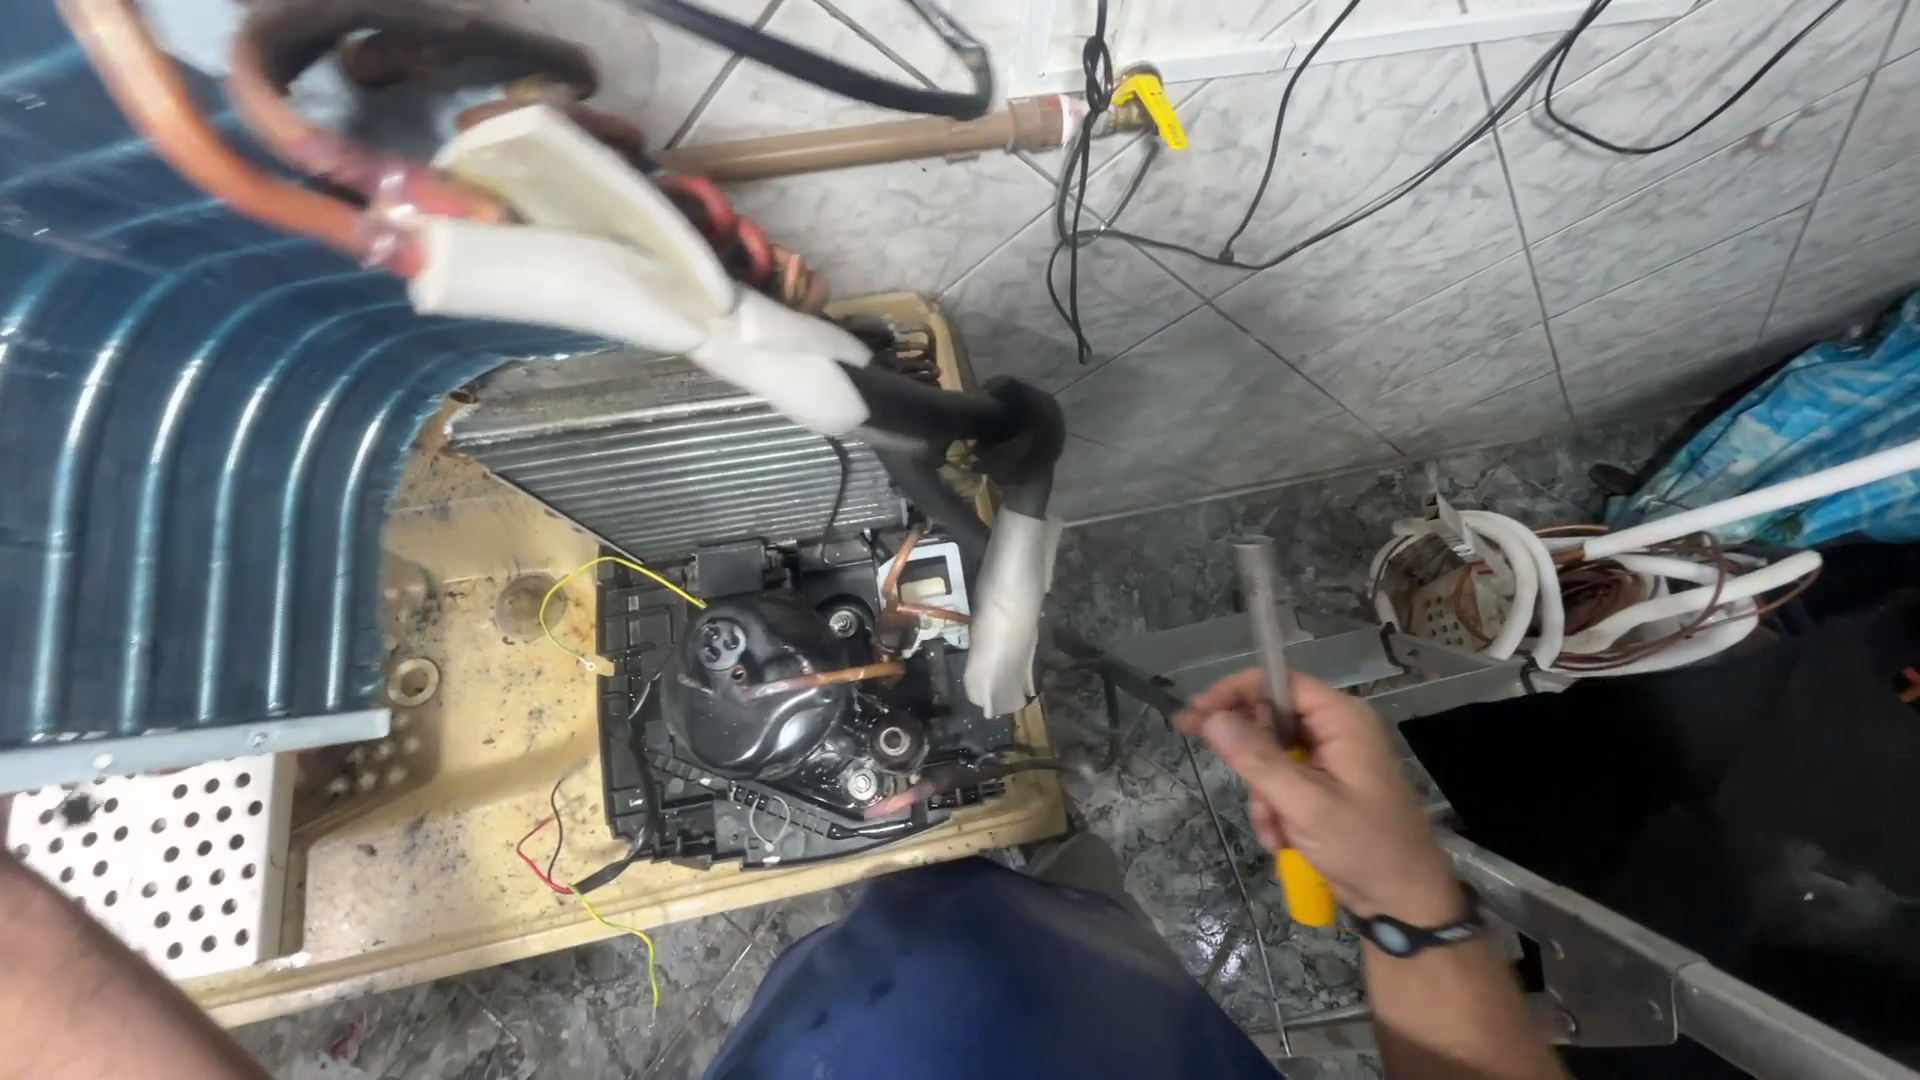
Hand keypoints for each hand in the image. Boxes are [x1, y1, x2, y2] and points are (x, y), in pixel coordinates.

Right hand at [1175, 670, 1459, 922]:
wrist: (1407, 906)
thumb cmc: (1365, 848)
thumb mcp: (1305, 803)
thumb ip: (1256, 758)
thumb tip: (1211, 718)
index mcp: (1341, 719)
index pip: (1275, 682)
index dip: (1232, 693)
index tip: (1196, 716)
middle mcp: (1335, 730)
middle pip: (1268, 719)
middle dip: (1249, 758)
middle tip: (1232, 779)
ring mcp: (1330, 759)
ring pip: (1268, 755)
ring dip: (1261, 793)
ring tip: (1272, 829)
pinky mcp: (1324, 786)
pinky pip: (1280, 781)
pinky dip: (1273, 809)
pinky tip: (1281, 839)